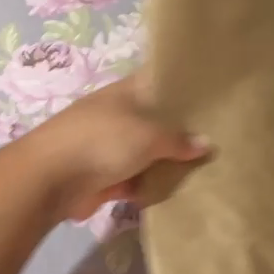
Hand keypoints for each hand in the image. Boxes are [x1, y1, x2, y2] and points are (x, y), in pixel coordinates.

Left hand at [17, 76, 209, 222]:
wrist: (50, 180)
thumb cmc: (101, 142)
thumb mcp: (147, 135)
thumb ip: (178, 139)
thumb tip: (205, 144)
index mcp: (125, 93)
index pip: (159, 81)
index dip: (185, 86)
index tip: (215, 96)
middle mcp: (118, 117)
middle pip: (157, 121)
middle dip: (183, 132)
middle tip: (222, 140)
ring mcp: (110, 148)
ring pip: (148, 154)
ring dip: (169, 164)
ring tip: (209, 169)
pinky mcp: (105, 178)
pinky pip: (136, 180)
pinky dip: (152, 186)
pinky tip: (181, 191)